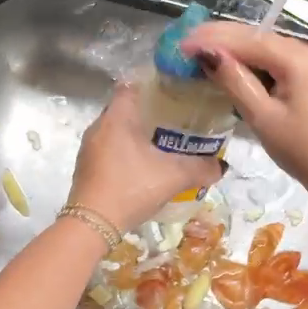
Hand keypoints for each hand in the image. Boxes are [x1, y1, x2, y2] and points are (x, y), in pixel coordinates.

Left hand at [69, 81, 222, 231]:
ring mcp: (89, 149)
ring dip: (136, 134)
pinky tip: (142, 167)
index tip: (172, 92)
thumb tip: (221, 166)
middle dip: (148, 111)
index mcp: (117, 117)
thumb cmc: (132, 188)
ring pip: (116, 131)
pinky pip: (108, 150)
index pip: (131, 85)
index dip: (152, 84)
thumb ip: (201, 168)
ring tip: (161, 144)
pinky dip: (125, 152)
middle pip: (125, 108)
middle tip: (174, 120)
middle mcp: (99, 126)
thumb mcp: (174, 177)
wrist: (93, 224)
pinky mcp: (86, 168)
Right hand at [182, 22, 307, 199]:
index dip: (213, 39)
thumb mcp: (262, 117)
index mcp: (299, 58)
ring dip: (239, 49)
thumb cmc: (301, 150)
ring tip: (206, 53)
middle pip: (260, 38)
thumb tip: (207, 53)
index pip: (248, 39)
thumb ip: (234, 81)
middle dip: (223, 39)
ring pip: (271, 48)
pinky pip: (283, 60)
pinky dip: (259, 62)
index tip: (182, 43)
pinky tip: (238, 67)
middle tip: (188, 43)